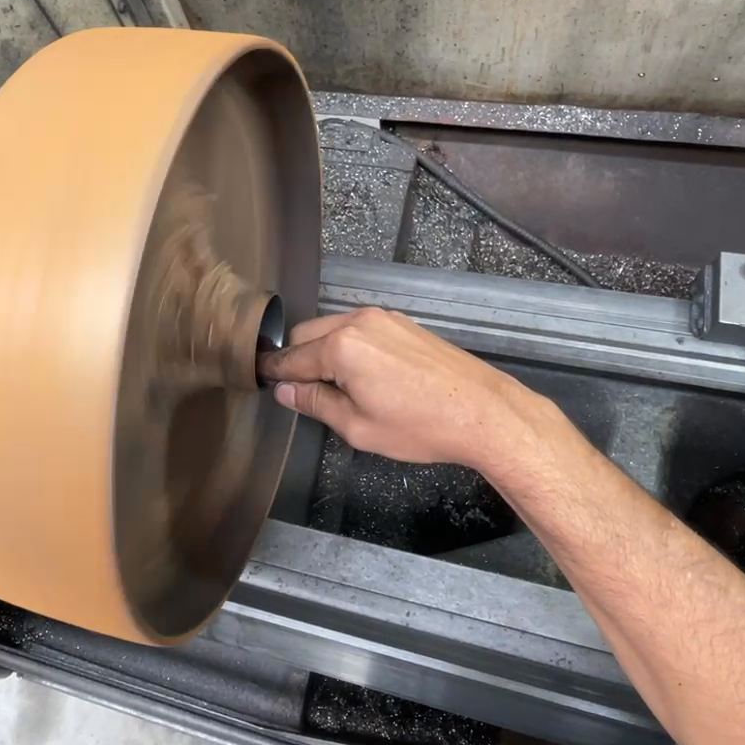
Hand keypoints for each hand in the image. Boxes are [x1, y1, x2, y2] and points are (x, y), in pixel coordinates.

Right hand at [256, 307, 555, 471]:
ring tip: (334, 388)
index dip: (274, 373)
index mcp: (341, 346)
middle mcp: (358, 321)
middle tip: (302, 393)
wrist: (482, 410)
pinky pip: (358, 329)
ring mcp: (382, 318)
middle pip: (307, 335)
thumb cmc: (420, 425)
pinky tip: (360, 375)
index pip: (291, 358)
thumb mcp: (357, 426)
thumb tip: (286, 391)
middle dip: (298, 360)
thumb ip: (315, 403)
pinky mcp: (401, 322)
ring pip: (332, 329)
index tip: (262, 380)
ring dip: (323, 352)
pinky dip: (347, 346)